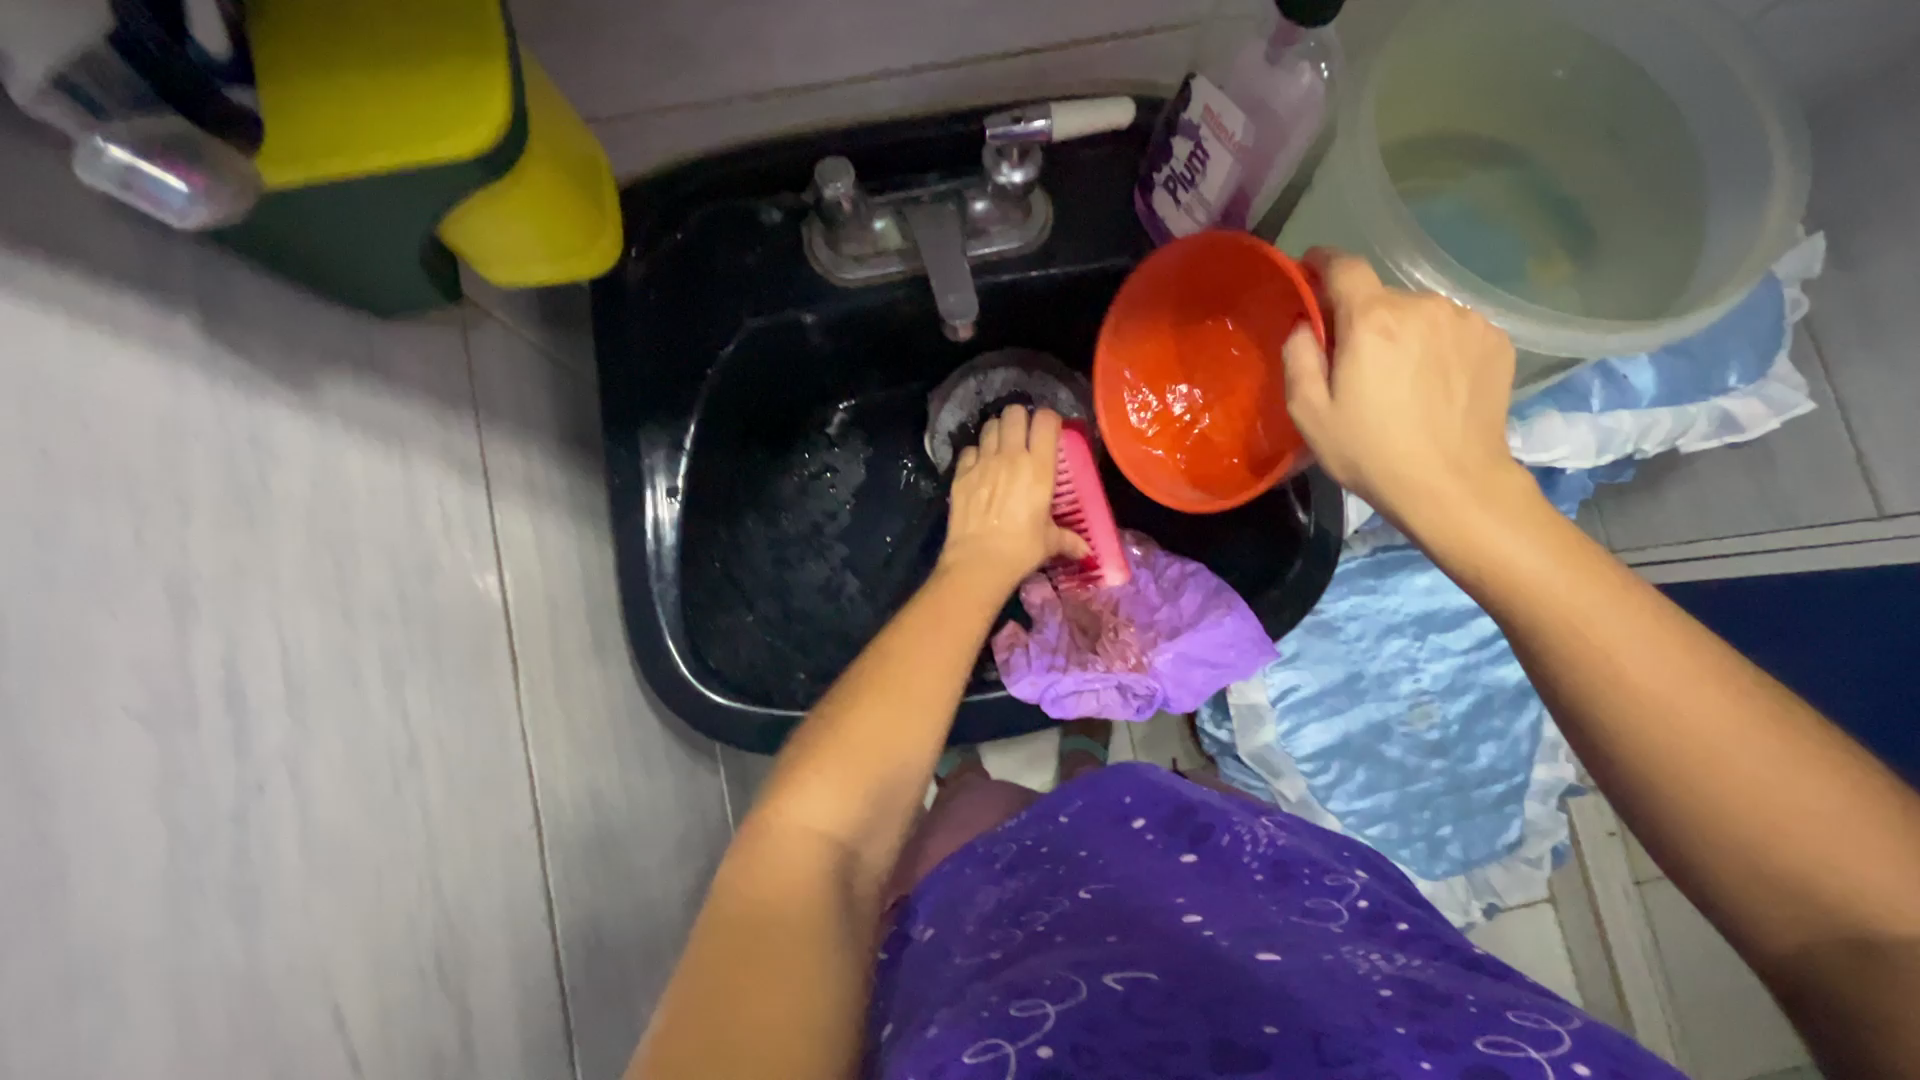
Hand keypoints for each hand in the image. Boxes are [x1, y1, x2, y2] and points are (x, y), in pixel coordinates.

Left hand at [939, 405, 1090, 590]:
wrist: (978, 562)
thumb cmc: (1021, 549)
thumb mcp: (1049, 543)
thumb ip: (1069, 540)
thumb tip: (1086, 552)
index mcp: (1039, 467)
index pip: (1045, 420)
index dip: (1048, 420)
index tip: (1049, 431)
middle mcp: (1011, 456)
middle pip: (1014, 413)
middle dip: (1019, 419)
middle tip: (1023, 436)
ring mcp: (983, 462)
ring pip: (989, 426)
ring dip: (997, 432)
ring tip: (1001, 447)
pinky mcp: (961, 473)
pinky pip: (969, 449)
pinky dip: (975, 453)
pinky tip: (979, 467)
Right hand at [1282, 248, 1533, 532]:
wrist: (1452, 484)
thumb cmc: (1370, 452)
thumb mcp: (1309, 413)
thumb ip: (1298, 356)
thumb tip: (1304, 324)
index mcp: (1371, 319)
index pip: (1344, 265)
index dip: (1323, 262)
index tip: (1312, 271)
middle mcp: (1422, 305)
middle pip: (1383, 297)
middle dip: (1365, 319)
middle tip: (1357, 363)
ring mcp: (1466, 320)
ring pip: (1420, 314)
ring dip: (1405, 333)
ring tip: (1402, 379)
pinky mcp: (1496, 340)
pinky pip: (1453, 330)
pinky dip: (1438, 346)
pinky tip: (1435, 384)